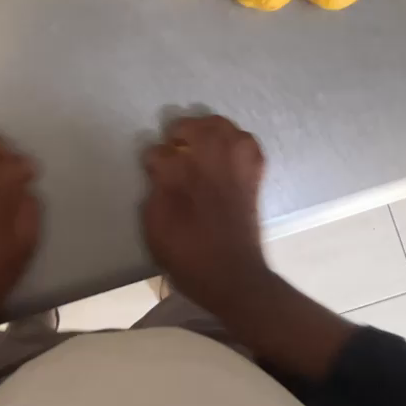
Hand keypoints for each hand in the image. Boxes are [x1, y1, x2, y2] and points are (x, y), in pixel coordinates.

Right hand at [142, 114, 351, 378]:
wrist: (232, 278)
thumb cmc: (187, 256)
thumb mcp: (155, 227)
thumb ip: (156, 191)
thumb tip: (161, 172)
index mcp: (179, 178)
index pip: (160, 152)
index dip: (154, 160)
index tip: (153, 171)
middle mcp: (209, 165)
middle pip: (196, 127)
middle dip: (182, 131)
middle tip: (175, 145)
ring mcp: (235, 168)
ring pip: (224, 128)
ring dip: (209, 129)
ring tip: (200, 141)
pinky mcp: (253, 176)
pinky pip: (249, 145)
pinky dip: (238, 141)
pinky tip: (228, 151)